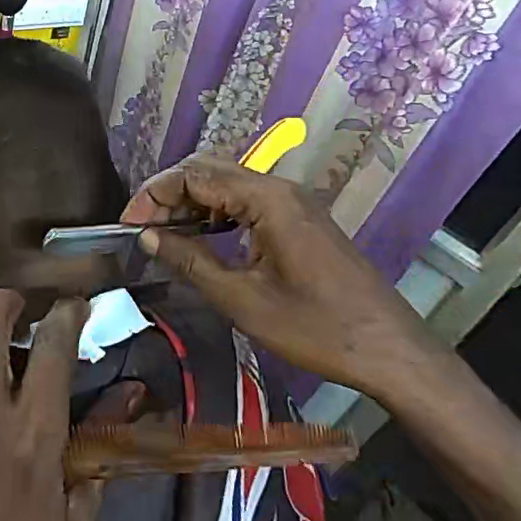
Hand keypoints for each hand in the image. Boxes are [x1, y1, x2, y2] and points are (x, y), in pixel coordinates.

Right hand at [121, 155, 447, 400]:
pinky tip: (200, 236)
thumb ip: (190, 261)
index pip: (194, 175)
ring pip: (227, 182)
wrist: (392, 351)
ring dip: (191, 201)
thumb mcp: (242, 299)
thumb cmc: (316, 328)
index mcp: (266, 199)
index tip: (128, 224)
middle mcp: (279, 188)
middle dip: (168, 192)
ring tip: (162, 232)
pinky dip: (215, 211)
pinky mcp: (299, 218)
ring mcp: (293, 201)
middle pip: (209, 169)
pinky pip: (246, 199)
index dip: (154, 195)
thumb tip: (147, 237)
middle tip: (141, 227)